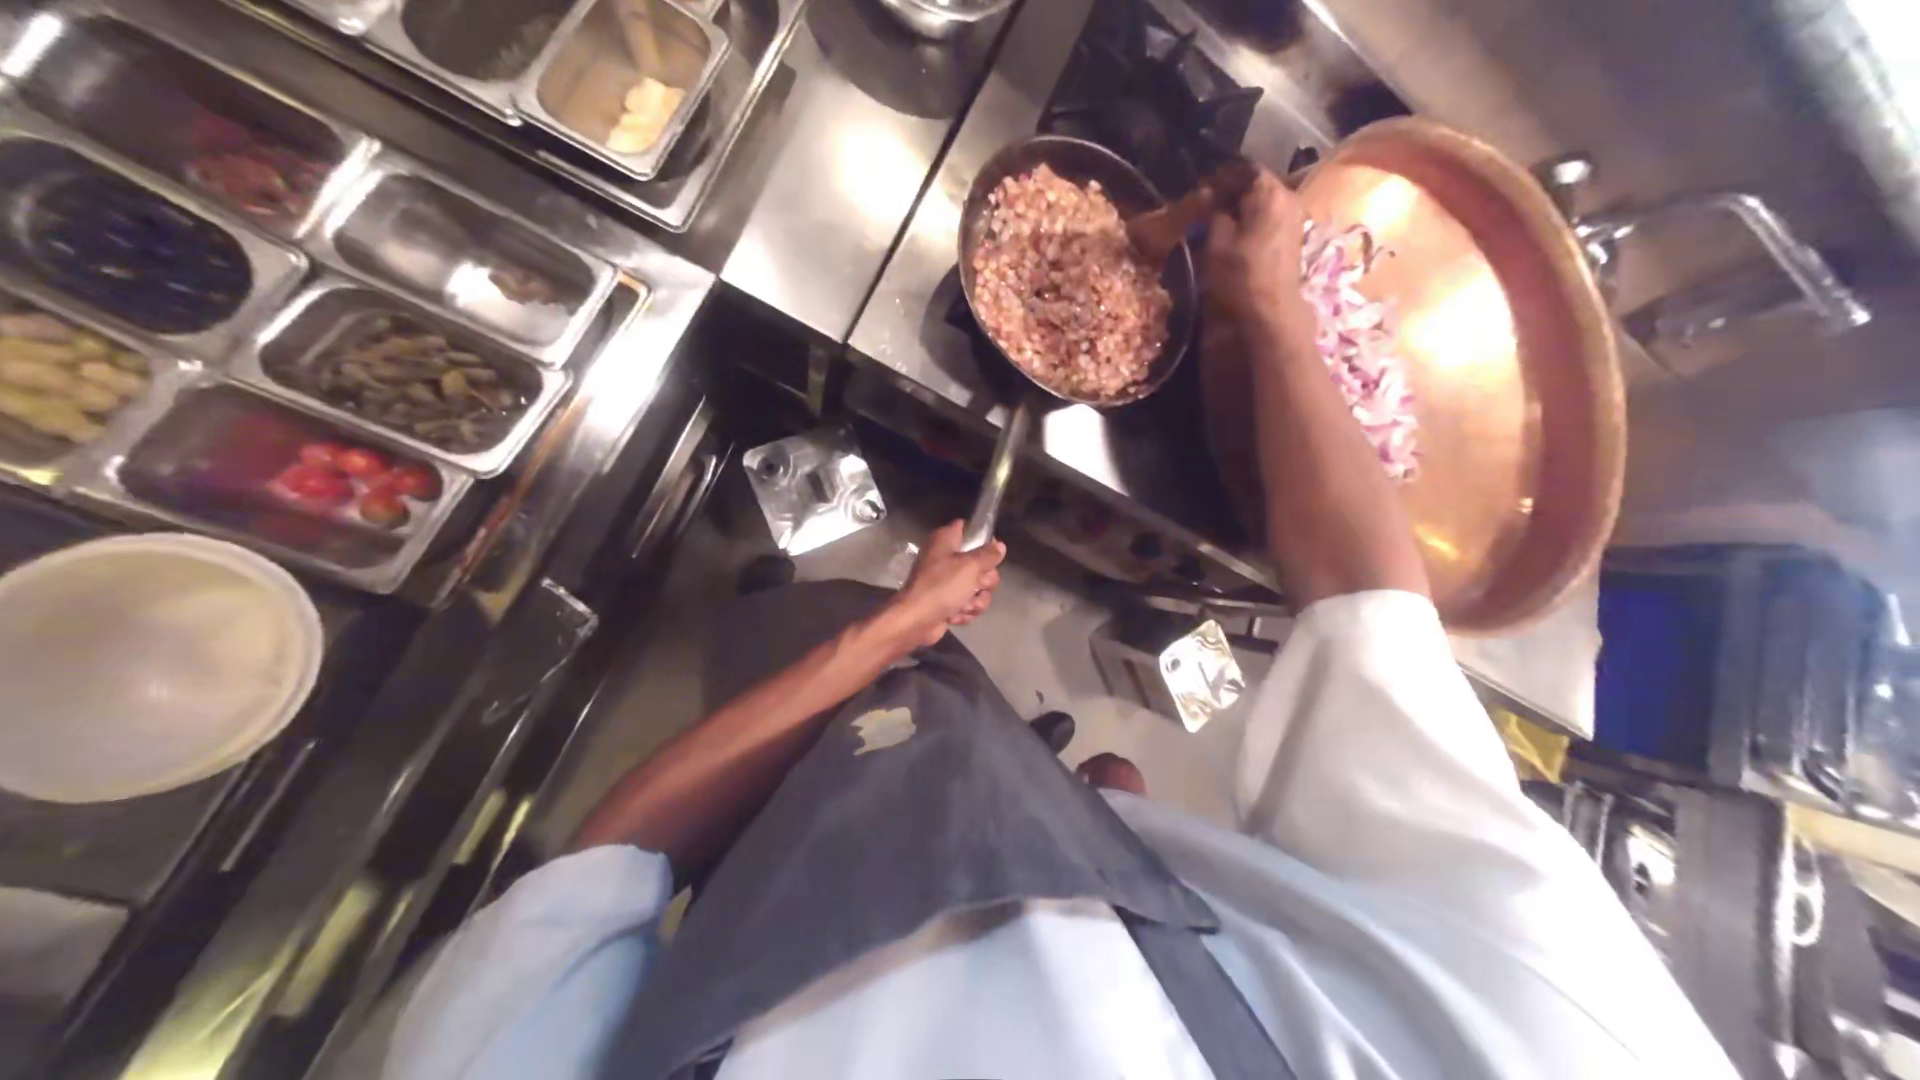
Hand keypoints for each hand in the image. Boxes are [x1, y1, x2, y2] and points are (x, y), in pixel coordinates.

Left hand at [883, 520, 1006, 648]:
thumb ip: (988, 555)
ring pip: (978, 586)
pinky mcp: (949, 602)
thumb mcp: (970, 566)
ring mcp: (948, 581)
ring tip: (964, 605)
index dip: (983, 538)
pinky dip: (965, 611)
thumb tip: (999, 545)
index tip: (992, 552)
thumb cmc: (941, 587)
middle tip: (977, 584)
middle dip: (985, 580)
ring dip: (976, 599)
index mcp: (946, 540)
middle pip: (981, 562)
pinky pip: (969, 603)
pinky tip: (955, 615)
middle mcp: (946, 557)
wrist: (916, 621)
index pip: (968, 528)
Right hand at [1205, 169, 1313, 334]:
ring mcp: (1294, 219)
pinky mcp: (1293, 239)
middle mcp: (1289, 198)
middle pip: (1257, 185)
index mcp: (1270, 193)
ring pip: (1263, 203)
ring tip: (1219, 228)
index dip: (1221, 179)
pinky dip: (1252, 224)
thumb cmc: (1239, 276)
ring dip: (1242, 211)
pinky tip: (1236, 241)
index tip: (1201, 194)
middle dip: (1232, 195)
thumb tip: (1213, 197)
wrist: (1269, 314)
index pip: (1244, 169)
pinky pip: (1269, 220)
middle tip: (1207, 211)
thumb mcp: (1216, 243)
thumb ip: (1215, 213)